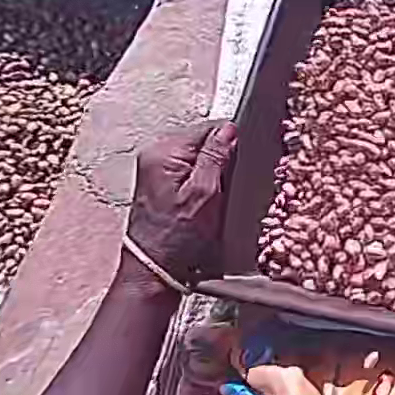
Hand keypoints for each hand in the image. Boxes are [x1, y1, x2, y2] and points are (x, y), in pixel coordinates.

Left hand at [121, 121, 238, 292]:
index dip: (230, 145)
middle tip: (226, 186)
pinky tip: (207, 198)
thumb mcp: (205, 193)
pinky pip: (192, 169)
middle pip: (204, 140)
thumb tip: (230, 129)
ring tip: (216, 195)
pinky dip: (205, 180)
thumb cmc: (178, 235)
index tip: (238, 166)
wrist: (157, 266)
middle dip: (222, 158)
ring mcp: (157, 168)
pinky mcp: (161, 182)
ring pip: (200, 156)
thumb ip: (216, 156)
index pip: (209, 128)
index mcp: (164, 152)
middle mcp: (156, 155)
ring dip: (214, 170)